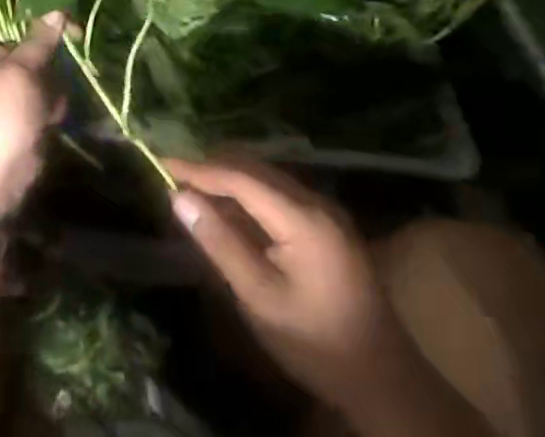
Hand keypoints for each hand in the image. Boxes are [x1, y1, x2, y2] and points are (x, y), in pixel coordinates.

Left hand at [0, 13, 66, 221]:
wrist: (0, 174)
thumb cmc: (3, 114)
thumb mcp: (22, 71)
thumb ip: (40, 39)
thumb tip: (57, 10)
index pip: (6, 14)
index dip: (33, 8)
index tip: (62, 6)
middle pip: (32, 38)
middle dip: (51, 50)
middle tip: (77, 39)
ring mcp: (13, 84)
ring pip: (47, 65)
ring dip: (53, 82)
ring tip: (46, 103)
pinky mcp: (29, 105)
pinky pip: (50, 90)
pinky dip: (53, 102)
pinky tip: (48, 118)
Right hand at [166, 158, 417, 408]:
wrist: (385, 382)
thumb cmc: (315, 342)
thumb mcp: (259, 297)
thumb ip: (219, 242)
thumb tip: (177, 196)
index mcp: (303, 219)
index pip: (239, 178)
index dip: (197, 169)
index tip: (159, 162)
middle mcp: (317, 204)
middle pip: (253, 169)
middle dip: (210, 167)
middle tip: (170, 174)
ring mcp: (326, 214)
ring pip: (265, 177)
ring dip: (227, 178)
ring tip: (190, 187)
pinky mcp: (327, 227)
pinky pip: (277, 194)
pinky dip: (246, 193)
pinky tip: (225, 207)